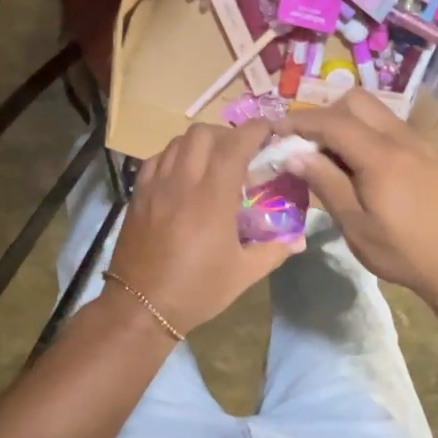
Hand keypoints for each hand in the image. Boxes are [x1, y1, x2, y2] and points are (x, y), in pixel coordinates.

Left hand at [106, 121, 303, 332]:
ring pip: (177, 142)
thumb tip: (300, 239)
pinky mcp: (138, 195)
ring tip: (212, 160)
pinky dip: (174, 156)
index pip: (235, 144)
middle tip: (240, 151)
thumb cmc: (197, 290)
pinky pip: (156, 159)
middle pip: (203, 134)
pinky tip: (182, 174)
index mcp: (212, 197)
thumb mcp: (244, 274)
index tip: (270, 130)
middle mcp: (182, 182)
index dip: (255, 130)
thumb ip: (274, 250)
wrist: (140, 307)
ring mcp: (155, 186)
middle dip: (226, 134)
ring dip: (199, 143)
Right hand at [276, 91, 437, 304]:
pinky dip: (367, 132)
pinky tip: (360, 166)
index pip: (332, 121)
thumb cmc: (403, 252)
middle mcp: (401, 138)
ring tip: (331, 157)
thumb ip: (326, 183)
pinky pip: (390, 127)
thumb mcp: (356, 225)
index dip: (300, 121)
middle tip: (307, 145)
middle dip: (325, 114)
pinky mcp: (428, 154)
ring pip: (375, 111)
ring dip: (347, 121)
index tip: (274, 130)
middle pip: (356, 101)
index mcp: (380, 156)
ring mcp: (418, 144)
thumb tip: (294, 154)